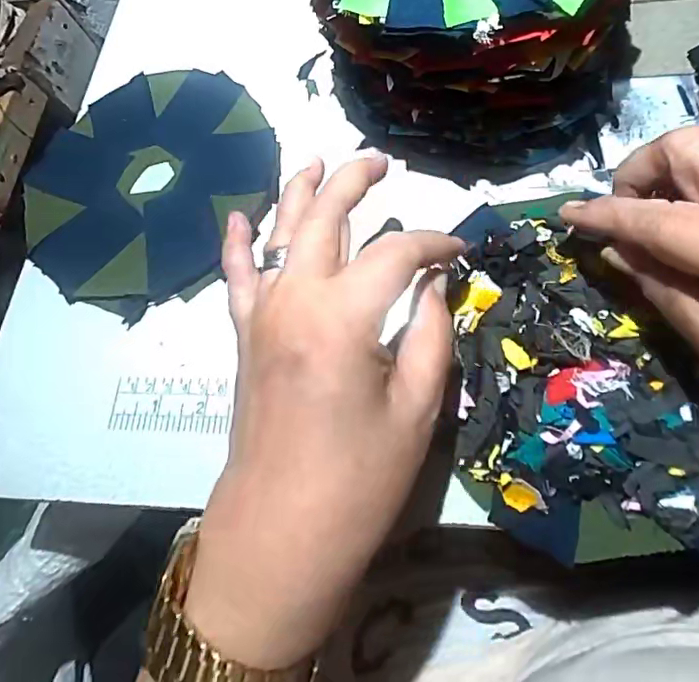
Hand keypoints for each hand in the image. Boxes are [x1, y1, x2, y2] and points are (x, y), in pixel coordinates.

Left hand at [181, 155, 462, 668]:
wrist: (278, 537)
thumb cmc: (358, 480)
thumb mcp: (417, 407)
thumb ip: (431, 330)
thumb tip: (436, 279)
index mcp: (342, 317)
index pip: (397, 252)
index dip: (435, 242)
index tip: (461, 250)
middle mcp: (295, 300)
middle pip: (325, 218)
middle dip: (355, 182)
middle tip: (382, 164)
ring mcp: (262, 316)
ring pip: (277, 235)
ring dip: (299, 193)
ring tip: (318, 161)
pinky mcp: (246, 338)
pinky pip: (237, 278)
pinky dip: (237, 244)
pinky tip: (238, 218)